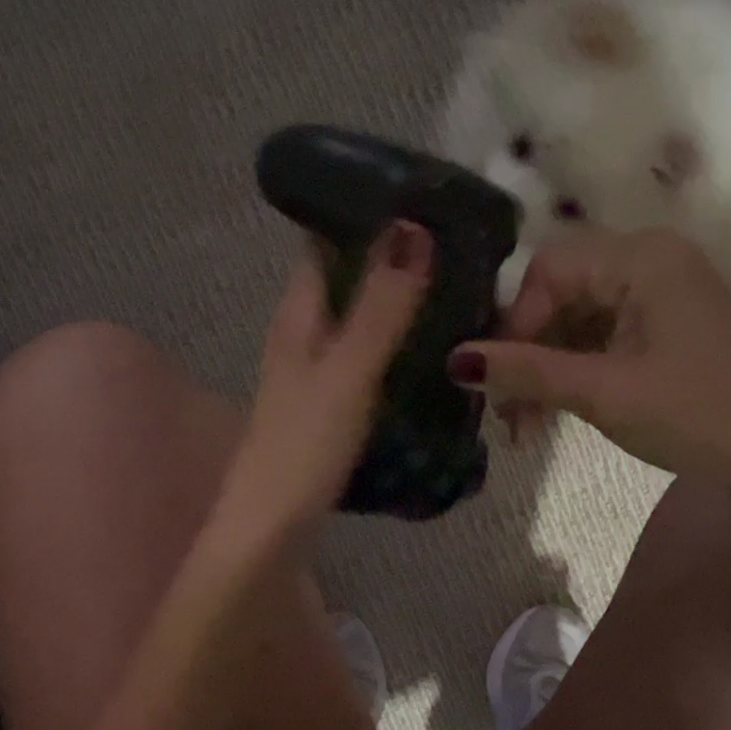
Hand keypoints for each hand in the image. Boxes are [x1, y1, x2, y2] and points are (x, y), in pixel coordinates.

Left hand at [219, 222, 432, 532]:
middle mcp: (300, 340)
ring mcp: (312, 379)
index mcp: (296, 318)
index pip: (322, 244)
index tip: (423, 196)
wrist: (269, 532)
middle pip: (344, 284)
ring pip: (357, 325)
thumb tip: (413, 225)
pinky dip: (395, 352)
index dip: (363, 214)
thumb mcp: (347, 372)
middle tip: (461, 247)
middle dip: (392, 261)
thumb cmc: (302, 448)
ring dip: (396, 308)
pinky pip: (365, 364)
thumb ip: (381, 307)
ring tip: (459, 294)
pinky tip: (430, 359)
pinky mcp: (327, 414)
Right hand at [446, 229, 730, 496]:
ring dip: (544, 369)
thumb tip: (454, 360)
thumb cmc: (695, 415)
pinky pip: (601, 337)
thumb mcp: (603, 392)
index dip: (514, 323)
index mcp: (643, 258)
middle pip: (560, 292)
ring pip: (576, 319)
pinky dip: (572, 372)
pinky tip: (553, 413)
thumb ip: (527, 371)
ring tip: (525, 426)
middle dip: (526, 352)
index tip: (498, 380)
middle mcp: (652, 261)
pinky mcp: (666, 328)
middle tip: (504, 412)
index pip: (549, 270)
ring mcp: (662, 295)